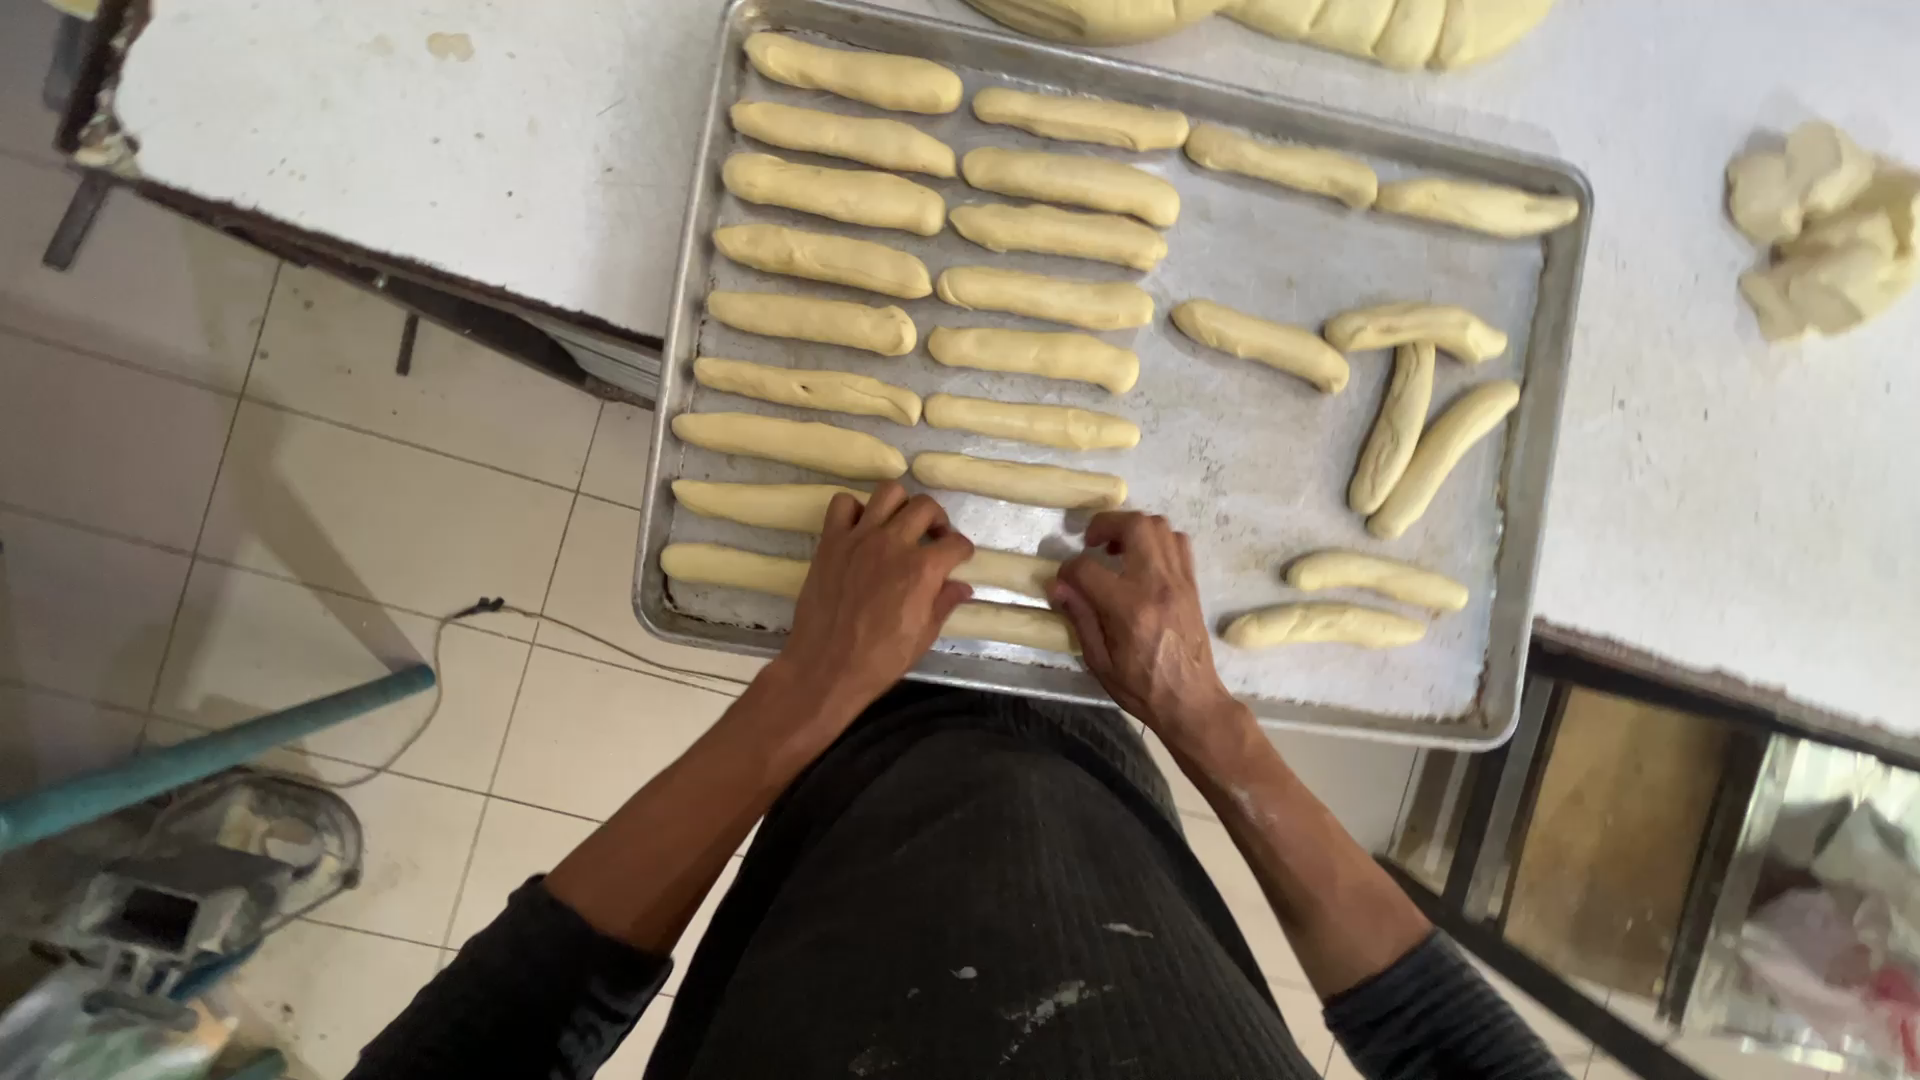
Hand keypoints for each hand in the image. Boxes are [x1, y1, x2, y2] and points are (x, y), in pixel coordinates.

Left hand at [771, 482, 974, 723]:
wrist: (826, 667)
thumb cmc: (880, 659)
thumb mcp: (923, 636)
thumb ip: (944, 603)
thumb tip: (962, 587)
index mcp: (922, 569)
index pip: (956, 543)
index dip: (962, 551)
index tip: (959, 558)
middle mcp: (893, 544)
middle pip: (926, 507)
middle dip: (938, 520)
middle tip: (933, 538)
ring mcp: (859, 538)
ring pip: (888, 492)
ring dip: (901, 505)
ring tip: (900, 525)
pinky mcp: (831, 541)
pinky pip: (843, 504)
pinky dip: (855, 510)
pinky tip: (861, 530)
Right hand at [1048, 512, 1251, 758]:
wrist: (1191, 701)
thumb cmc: (1140, 687)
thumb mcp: (1099, 661)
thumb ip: (1080, 618)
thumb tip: (1058, 586)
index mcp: (1128, 608)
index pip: (1088, 567)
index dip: (1068, 569)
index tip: (1064, 581)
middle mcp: (1156, 585)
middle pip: (1133, 526)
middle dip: (1105, 525)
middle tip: (1091, 542)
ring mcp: (1179, 580)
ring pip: (1158, 526)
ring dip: (1132, 529)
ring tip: (1117, 549)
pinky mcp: (1191, 584)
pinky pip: (1178, 542)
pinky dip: (1158, 540)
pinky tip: (1143, 559)